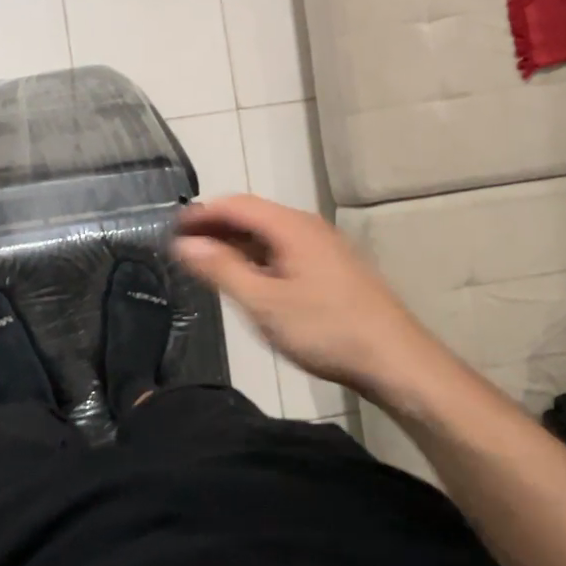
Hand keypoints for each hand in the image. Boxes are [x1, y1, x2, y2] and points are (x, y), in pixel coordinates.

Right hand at [172, 195, 425, 392]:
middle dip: (216, 228)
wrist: (396, 361)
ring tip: (206, 265)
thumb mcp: (263, 303)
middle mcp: (309, 228)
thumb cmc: (326, 330)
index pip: (236, 204)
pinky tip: (247, 281)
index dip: (201, 213)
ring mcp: (324, 248)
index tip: (170, 228)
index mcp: (292, 227)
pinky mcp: (332, 270)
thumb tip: (184, 243)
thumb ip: (221, 269)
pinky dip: (257, 259)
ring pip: (269, 236)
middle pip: (253, 216)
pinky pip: (284, 252)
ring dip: (235, 245)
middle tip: (182, 247)